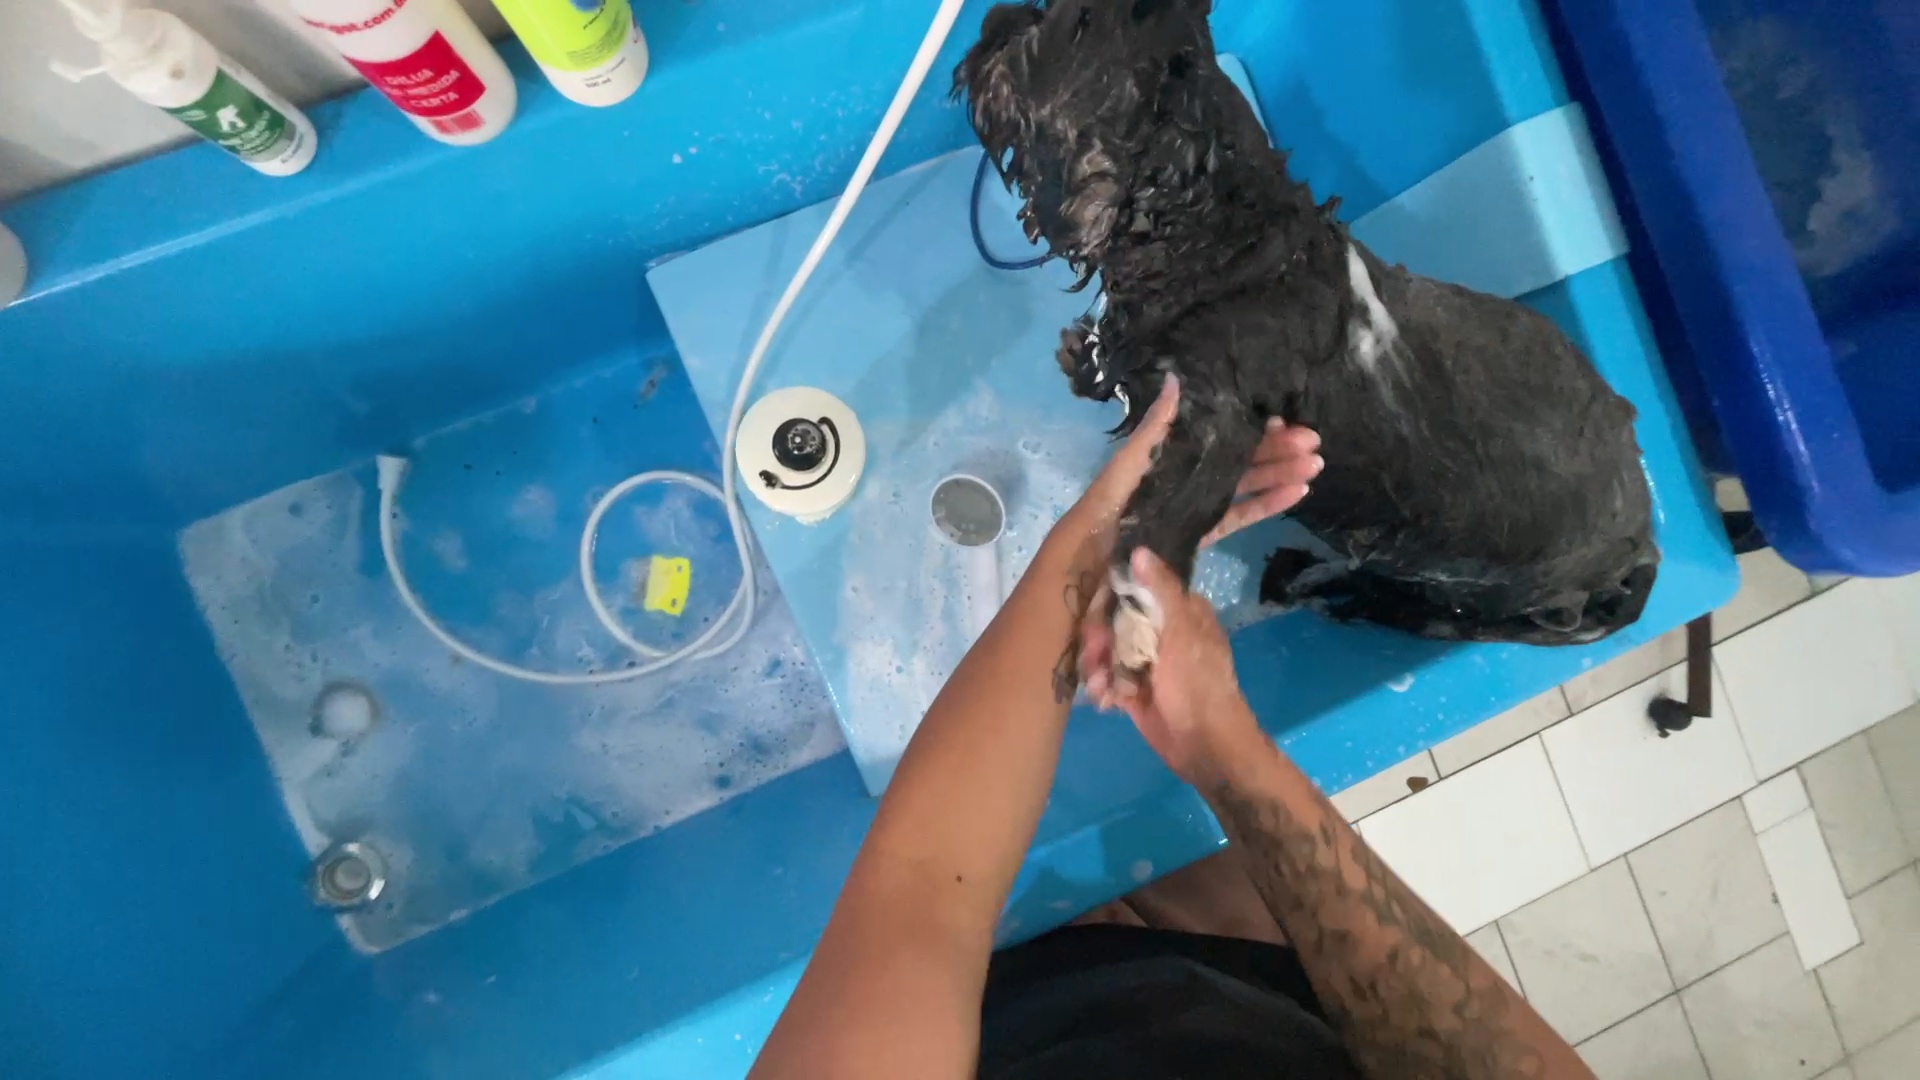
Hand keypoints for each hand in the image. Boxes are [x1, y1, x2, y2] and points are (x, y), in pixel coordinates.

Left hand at [1061, 376, 1322, 553]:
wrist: (1094, 560)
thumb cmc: (1109, 505)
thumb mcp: (1131, 461)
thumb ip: (1157, 426)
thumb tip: (1176, 377)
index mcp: (1172, 454)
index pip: (1219, 436)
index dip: (1251, 427)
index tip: (1284, 418)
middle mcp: (1187, 476)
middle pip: (1238, 460)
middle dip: (1276, 450)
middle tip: (1314, 443)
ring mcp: (1195, 505)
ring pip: (1245, 486)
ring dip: (1280, 474)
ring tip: (1314, 466)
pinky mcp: (1200, 533)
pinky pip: (1239, 516)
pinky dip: (1268, 505)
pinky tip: (1297, 493)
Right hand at [1080, 547, 1266, 784]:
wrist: (1203, 746)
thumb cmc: (1198, 684)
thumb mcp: (1182, 631)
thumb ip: (1161, 590)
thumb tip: (1139, 550)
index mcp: (1181, 612)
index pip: (1140, 589)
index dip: (1114, 595)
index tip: (1096, 603)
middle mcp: (1163, 633)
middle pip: (1117, 619)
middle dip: (1100, 636)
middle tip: (1094, 650)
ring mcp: (1147, 662)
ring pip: (1108, 649)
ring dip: (1097, 664)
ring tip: (1098, 682)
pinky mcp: (1133, 688)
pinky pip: (1107, 676)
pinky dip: (1102, 685)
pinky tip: (1103, 697)